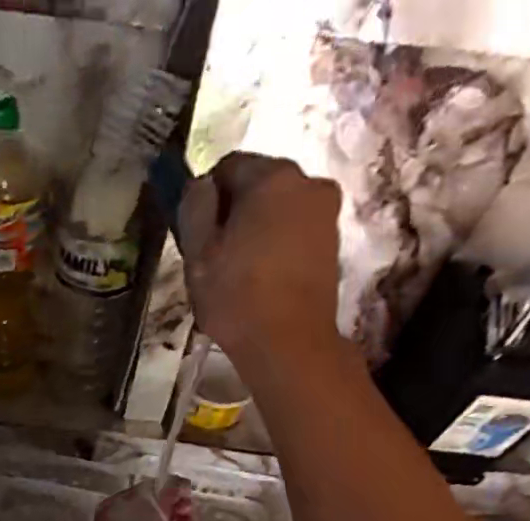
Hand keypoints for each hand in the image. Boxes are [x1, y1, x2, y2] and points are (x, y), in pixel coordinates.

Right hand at [180, 153, 344, 364]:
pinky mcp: (334, 243)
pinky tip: (265, 279)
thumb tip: (202, 186)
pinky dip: (278, 245)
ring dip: (258, 228)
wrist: (289, 345)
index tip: (199, 233)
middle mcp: (308, 183)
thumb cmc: (237, 297)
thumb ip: (194, 207)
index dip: (207, 198)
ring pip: (279, 209)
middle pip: (259, 185)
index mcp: (272, 176)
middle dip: (236, 210)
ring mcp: (327, 213)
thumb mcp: (198, 253)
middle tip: (218, 255)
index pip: (228, 167)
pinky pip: (296, 231)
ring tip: (241, 271)